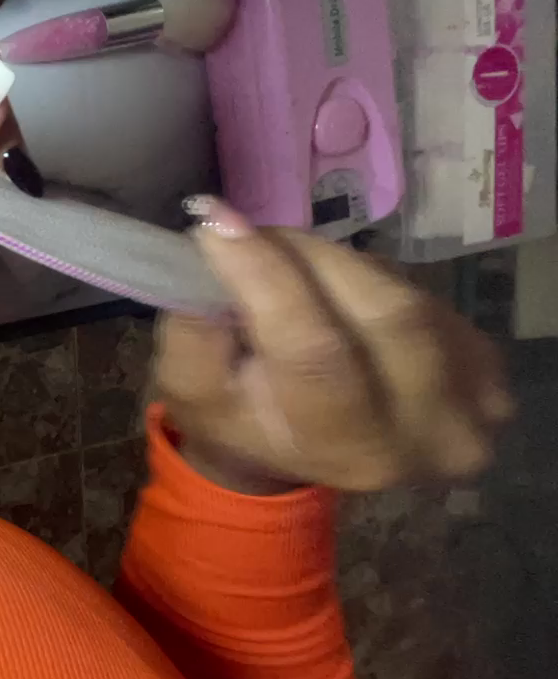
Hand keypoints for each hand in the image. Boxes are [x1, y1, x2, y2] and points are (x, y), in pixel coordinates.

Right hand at [154, 199, 513, 493]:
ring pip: (408, 297)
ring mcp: (478, 406)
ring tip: (278, 257)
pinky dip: (365, 278)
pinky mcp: (491, 374)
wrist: (295, 454)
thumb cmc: (231, 421)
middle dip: (305, 255)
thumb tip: (208, 267)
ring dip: (334, 262)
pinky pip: (427, 300)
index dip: (263, 277)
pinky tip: (328, 287)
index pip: (312, 350)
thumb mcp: (188, 390)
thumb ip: (192, 338)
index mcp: (342, 448)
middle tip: (249, 231)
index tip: (215, 224)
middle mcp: (430, 434)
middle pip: (382, 313)